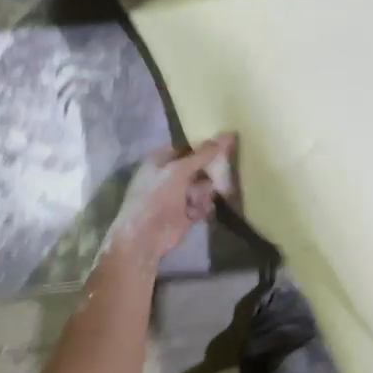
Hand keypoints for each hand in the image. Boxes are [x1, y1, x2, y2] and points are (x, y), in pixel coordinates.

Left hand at [105, 133, 236, 264]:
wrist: (144, 238)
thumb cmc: (156, 197)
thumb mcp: (178, 171)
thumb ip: (203, 154)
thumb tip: (228, 134)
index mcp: (161, 159)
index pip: (188, 148)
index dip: (206, 147)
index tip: (226, 145)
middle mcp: (169, 175)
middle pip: (199, 168)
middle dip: (207, 175)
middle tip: (216, 177)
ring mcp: (178, 195)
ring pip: (204, 187)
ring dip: (203, 194)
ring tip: (195, 202)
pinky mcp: (186, 213)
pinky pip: (203, 204)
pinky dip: (201, 208)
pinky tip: (194, 215)